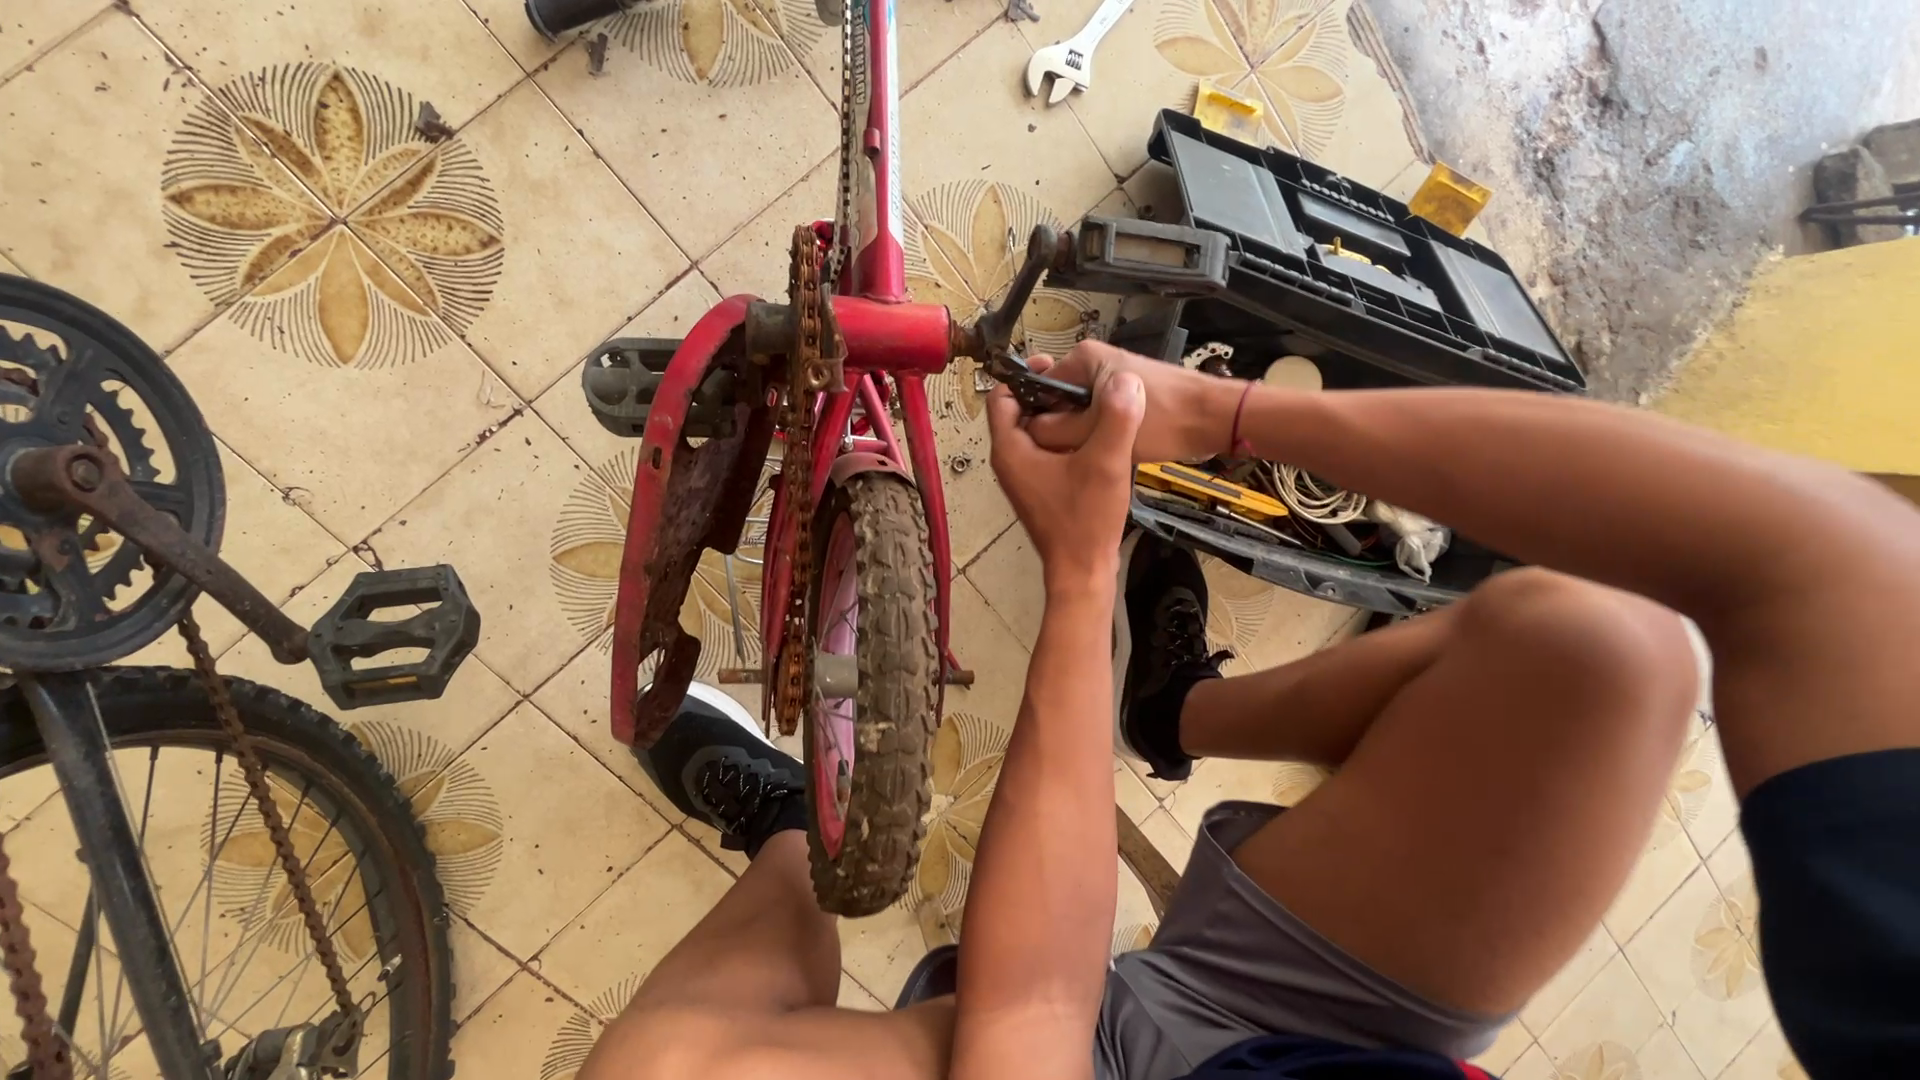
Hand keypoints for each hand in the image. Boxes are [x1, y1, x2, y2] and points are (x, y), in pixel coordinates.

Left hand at [987, 368, 1144, 590]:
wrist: (1083, 570)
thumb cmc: (1086, 520)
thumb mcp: (1106, 463)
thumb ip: (1116, 419)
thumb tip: (1126, 380)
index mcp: (1010, 450)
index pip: (1002, 397)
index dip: (1026, 375)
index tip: (1057, 364)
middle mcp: (1009, 461)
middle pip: (1019, 412)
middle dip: (1047, 394)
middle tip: (1080, 382)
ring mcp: (1023, 477)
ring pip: (1035, 432)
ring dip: (1058, 415)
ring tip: (1090, 402)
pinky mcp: (1040, 489)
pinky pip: (1046, 450)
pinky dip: (1064, 437)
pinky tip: (1094, 434)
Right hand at [1022, 341, 1235, 462]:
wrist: (1215, 419)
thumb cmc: (1163, 421)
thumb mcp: (1098, 432)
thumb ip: (1054, 432)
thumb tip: (1027, 433)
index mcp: (1082, 357)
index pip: (1037, 387)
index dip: (1033, 417)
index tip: (1034, 445)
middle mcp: (1092, 361)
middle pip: (1055, 401)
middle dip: (1056, 427)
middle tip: (1061, 455)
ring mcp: (1110, 378)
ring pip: (1076, 412)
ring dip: (1077, 434)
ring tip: (1081, 456)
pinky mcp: (1124, 395)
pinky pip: (1095, 415)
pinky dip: (1095, 433)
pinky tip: (1100, 452)